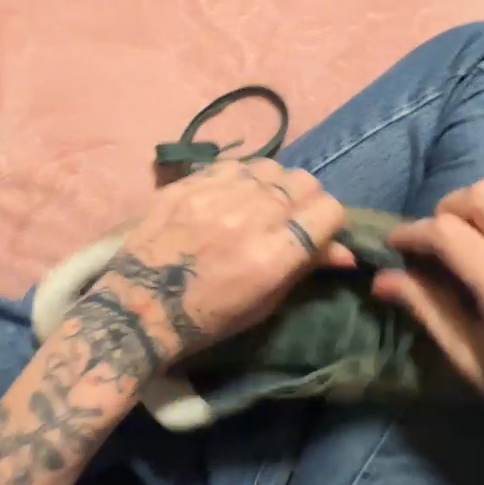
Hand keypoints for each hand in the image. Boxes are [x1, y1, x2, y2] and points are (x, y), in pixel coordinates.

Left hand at [99, 158, 348, 369]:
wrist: (139, 308)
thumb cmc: (206, 318)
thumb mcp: (263, 304)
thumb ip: (304, 268)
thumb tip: (344, 252)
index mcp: (273, 254)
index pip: (328, 210)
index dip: (330, 221)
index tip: (319, 233)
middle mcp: (249, 216)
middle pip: (303, 182)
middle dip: (306, 199)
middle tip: (291, 218)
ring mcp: (215, 195)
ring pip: (270, 166)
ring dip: (274, 184)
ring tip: (260, 204)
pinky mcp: (187, 184)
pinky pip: (232, 165)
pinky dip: (240, 178)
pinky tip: (230, 197)